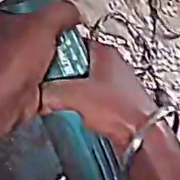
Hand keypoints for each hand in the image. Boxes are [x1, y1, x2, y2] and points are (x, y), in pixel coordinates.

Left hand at [0, 0, 82, 122]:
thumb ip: (62, 11)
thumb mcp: (45, 22)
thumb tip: (73, 12)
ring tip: (69, 55)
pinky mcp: (18, 85)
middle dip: (50, 36)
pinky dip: (54, 77)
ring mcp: (7, 65)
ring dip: (54, 58)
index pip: (18, 6)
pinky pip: (42, 76)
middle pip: (31, 32)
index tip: (56, 12)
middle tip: (66, 35)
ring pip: (38, 56)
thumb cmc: (16, 58)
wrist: (11, 98)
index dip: (39, 8)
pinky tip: (65, 74)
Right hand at [39, 40, 156, 150]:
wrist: (142, 137)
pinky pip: (94, 97)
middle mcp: (113, 63)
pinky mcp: (119, 100)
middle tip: (51, 84)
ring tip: (64, 100)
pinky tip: (80, 113)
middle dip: (64, 74)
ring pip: (86, 81)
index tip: (44, 60)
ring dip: (74, 90)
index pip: (74, 42)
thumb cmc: (119, 111)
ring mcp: (117, 82)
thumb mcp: (74, 96)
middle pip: (79, 63)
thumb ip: (51, 91)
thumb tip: (37, 93)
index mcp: (104, 52)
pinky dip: (85, 103)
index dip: (57, 51)